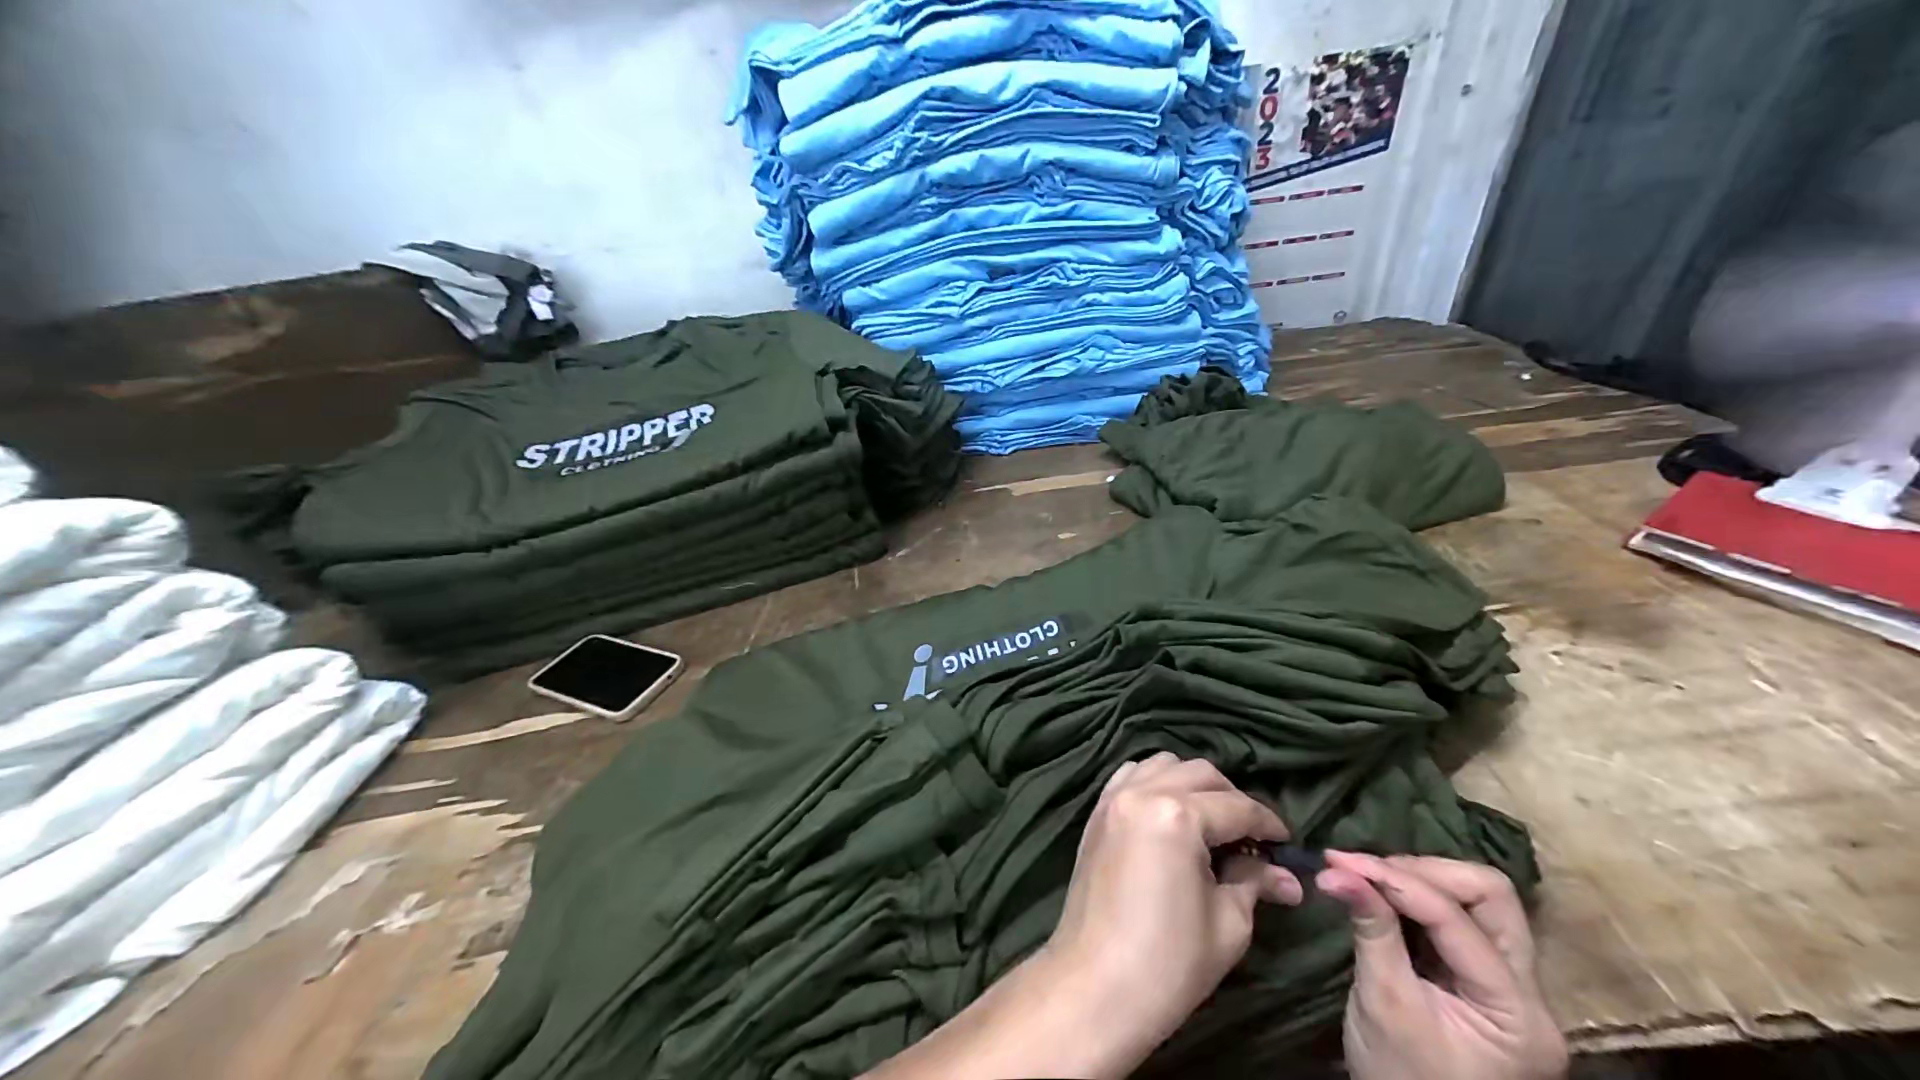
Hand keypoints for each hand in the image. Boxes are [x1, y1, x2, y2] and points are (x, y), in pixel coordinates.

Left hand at [1039, 753, 1304, 1065]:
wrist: (1096, 984)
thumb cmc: (1169, 960)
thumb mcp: (1228, 922)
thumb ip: (1253, 883)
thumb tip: (1286, 877)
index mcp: (1177, 815)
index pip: (1237, 807)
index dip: (1269, 825)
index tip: (1288, 845)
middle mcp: (1142, 793)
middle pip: (1201, 774)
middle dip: (1233, 800)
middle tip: (1253, 838)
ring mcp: (1113, 799)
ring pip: (1163, 765)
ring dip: (1193, 784)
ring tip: (1212, 823)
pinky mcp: (1096, 814)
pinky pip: (1130, 776)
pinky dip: (1156, 782)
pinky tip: (1170, 813)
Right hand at [1318, 853, 1567, 1079]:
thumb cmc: (1401, 1078)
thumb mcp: (1383, 1003)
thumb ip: (1371, 930)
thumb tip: (1336, 869)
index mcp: (1516, 1010)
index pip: (1457, 919)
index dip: (1395, 880)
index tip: (1337, 860)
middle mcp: (1530, 991)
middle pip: (1491, 897)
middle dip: (1422, 871)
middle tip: (1365, 868)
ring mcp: (1512, 985)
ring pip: (1481, 901)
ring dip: (1421, 880)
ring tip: (1368, 877)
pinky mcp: (1484, 979)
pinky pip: (1462, 919)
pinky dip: (1420, 898)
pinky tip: (1384, 895)